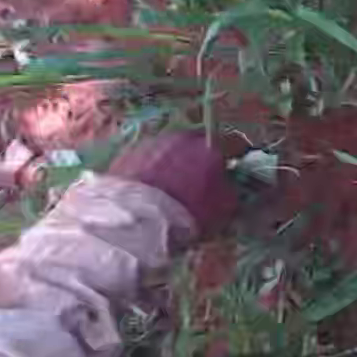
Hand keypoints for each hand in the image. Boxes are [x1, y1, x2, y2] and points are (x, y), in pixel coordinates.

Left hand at [106, 133, 237, 233]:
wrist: (136, 218)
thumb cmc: (190, 210)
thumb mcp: (224, 206)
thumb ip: (232, 190)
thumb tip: (232, 184)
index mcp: (210, 147)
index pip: (230, 144)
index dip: (232, 159)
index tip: (231, 171)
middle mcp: (181, 138)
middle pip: (196, 144)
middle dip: (199, 159)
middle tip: (199, 179)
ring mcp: (150, 143)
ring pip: (169, 150)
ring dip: (173, 163)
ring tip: (171, 187)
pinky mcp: (124, 155)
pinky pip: (146, 160)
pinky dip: (150, 171)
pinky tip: (149, 191)